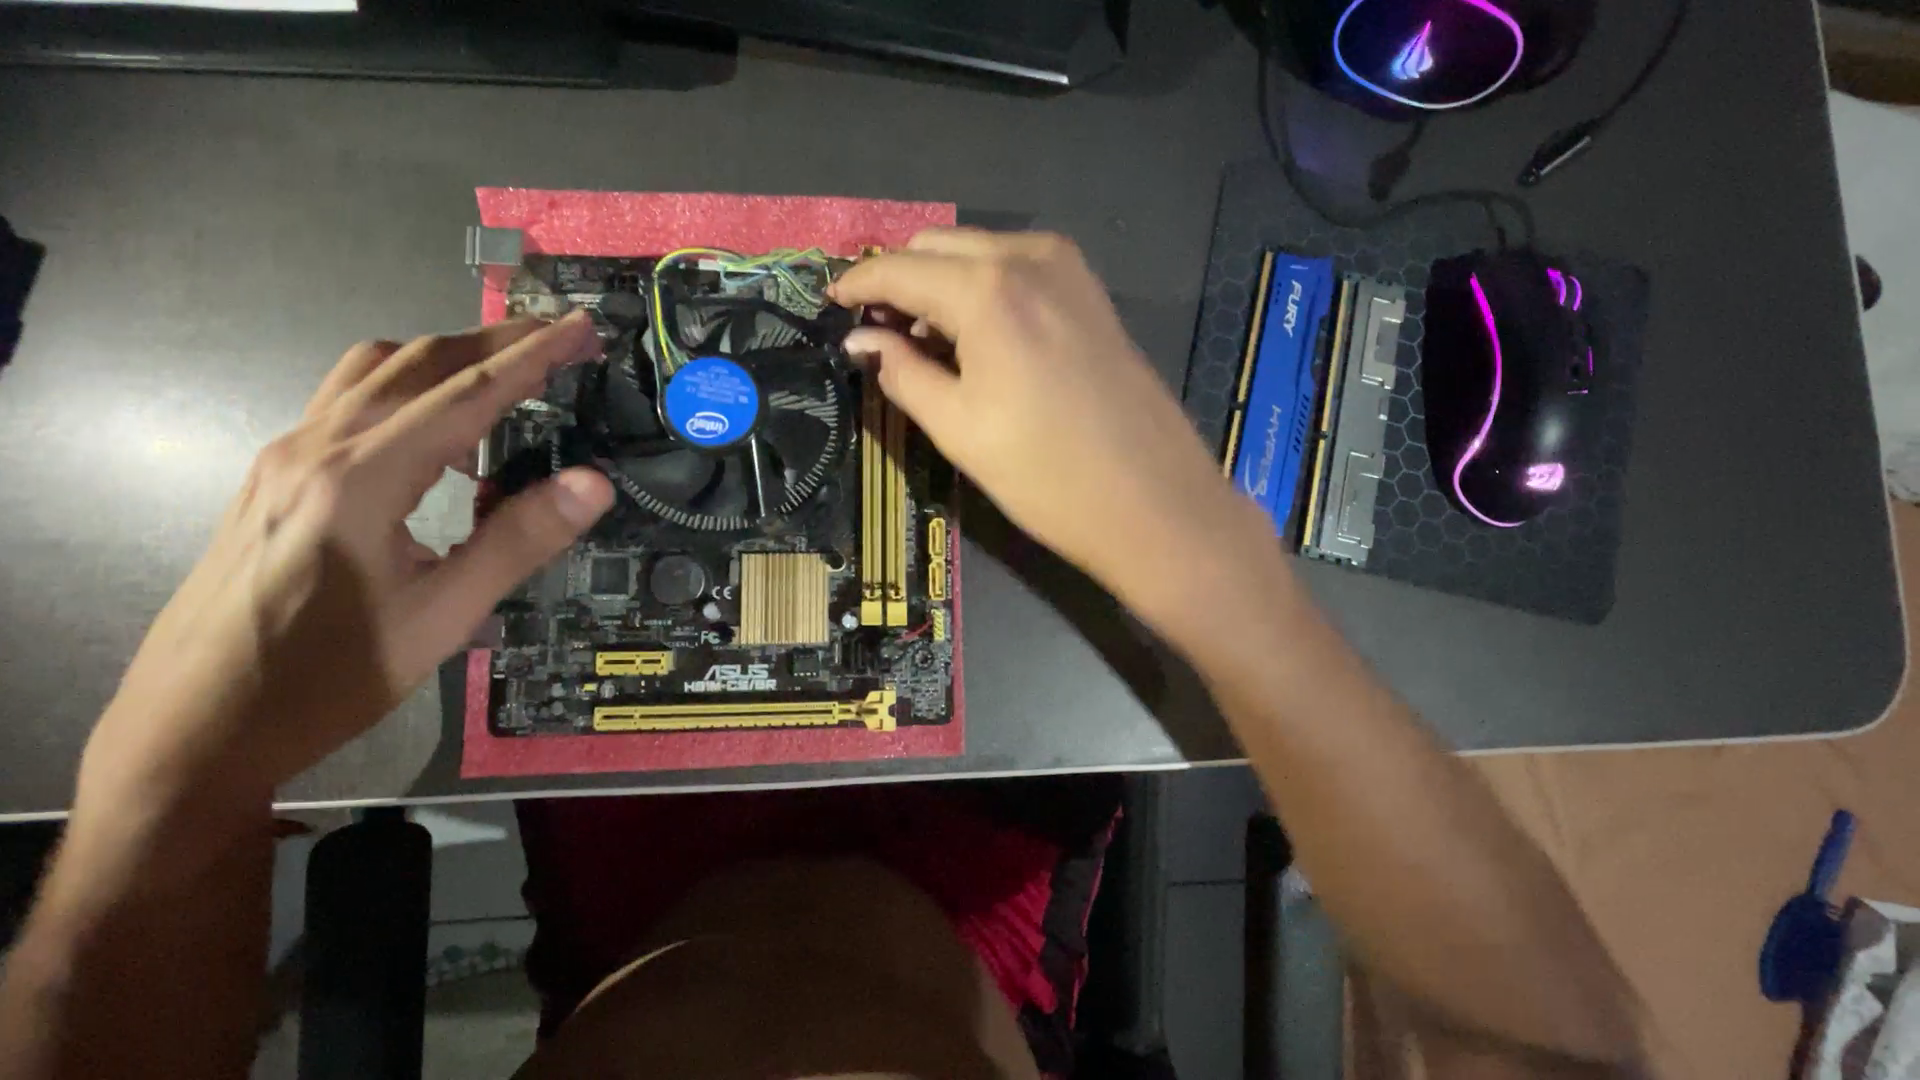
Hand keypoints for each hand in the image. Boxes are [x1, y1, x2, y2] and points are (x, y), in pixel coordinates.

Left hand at [82, 313, 612, 805]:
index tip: (582, 327)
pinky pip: (349, 403)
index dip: (533, 356)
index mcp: (361, 479)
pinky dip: (407, 389)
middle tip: (561, 339)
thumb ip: (517, 542)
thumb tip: (593, 482)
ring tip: (506, 373)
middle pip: (415, 362)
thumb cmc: (328, 678)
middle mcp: (317, 448)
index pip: (466, 395)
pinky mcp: (275, 477)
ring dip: (446, 357)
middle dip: (495, 341)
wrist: (197, 725)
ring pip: (372, 372)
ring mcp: (286, 457)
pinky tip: (437, 434)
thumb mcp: (439, 619)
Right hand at [831, 229, 1263, 617]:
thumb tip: (861, 340)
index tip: (830, 304)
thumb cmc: (1046, 476)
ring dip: (940, 281)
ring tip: (919, 338)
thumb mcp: (958, 428)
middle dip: (897, 279)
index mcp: (987, 289)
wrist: (1153, 502)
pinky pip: (1017, 267)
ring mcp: (1068, 270)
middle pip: (938, 246)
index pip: (899, 268)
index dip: (857, 283)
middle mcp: (1027, 257)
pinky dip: (982, 286)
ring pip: (978, 251)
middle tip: (873, 329)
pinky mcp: (1090, 292)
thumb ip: (902, 372)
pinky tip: (973, 333)